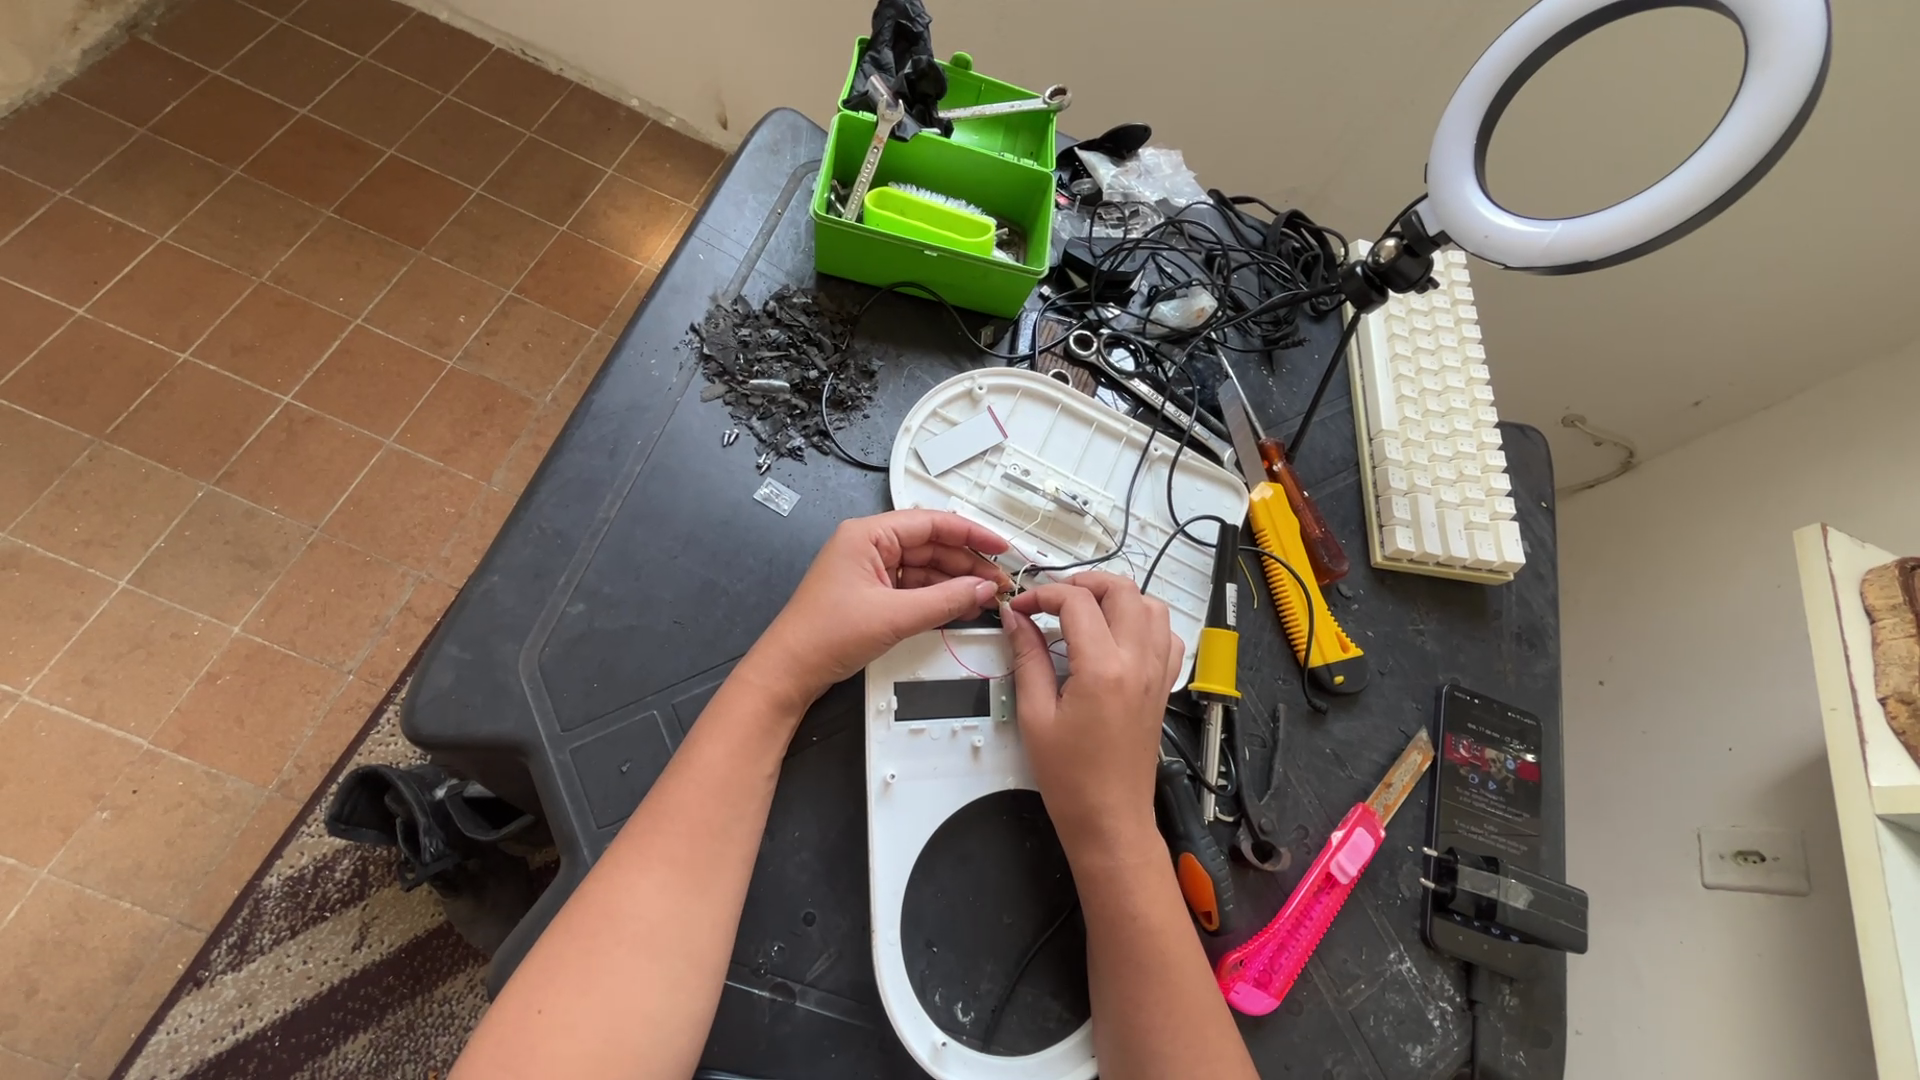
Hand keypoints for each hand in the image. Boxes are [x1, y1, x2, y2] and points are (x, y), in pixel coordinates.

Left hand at [742, 510, 1012, 711]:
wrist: (790, 671)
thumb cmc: (822, 635)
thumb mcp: (894, 616)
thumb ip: (945, 600)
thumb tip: (982, 588)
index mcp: (867, 535)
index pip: (932, 522)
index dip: (971, 533)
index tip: (999, 546)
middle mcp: (870, 546)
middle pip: (932, 545)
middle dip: (968, 563)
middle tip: (999, 580)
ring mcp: (871, 570)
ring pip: (927, 568)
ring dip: (957, 582)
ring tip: (987, 596)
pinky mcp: (873, 593)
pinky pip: (916, 587)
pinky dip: (940, 597)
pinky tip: (962, 606)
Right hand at [1001, 572, 1184, 862]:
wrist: (1109, 818)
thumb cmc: (1069, 777)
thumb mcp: (1035, 714)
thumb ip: (1027, 657)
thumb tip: (1016, 619)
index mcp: (1103, 669)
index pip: (1076, 602)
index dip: (1042, 595)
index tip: (1020, 608)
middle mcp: (1138, 663)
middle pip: (1121, 589)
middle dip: (1082, 583)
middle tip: (1051, 599)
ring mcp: (1158, 673)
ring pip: (1151, 605)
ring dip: (1117, 597)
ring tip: (1084, 610)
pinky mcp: (1164, 687)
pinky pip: (1168, 637)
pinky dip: (1145, 622)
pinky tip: (1118, 636)